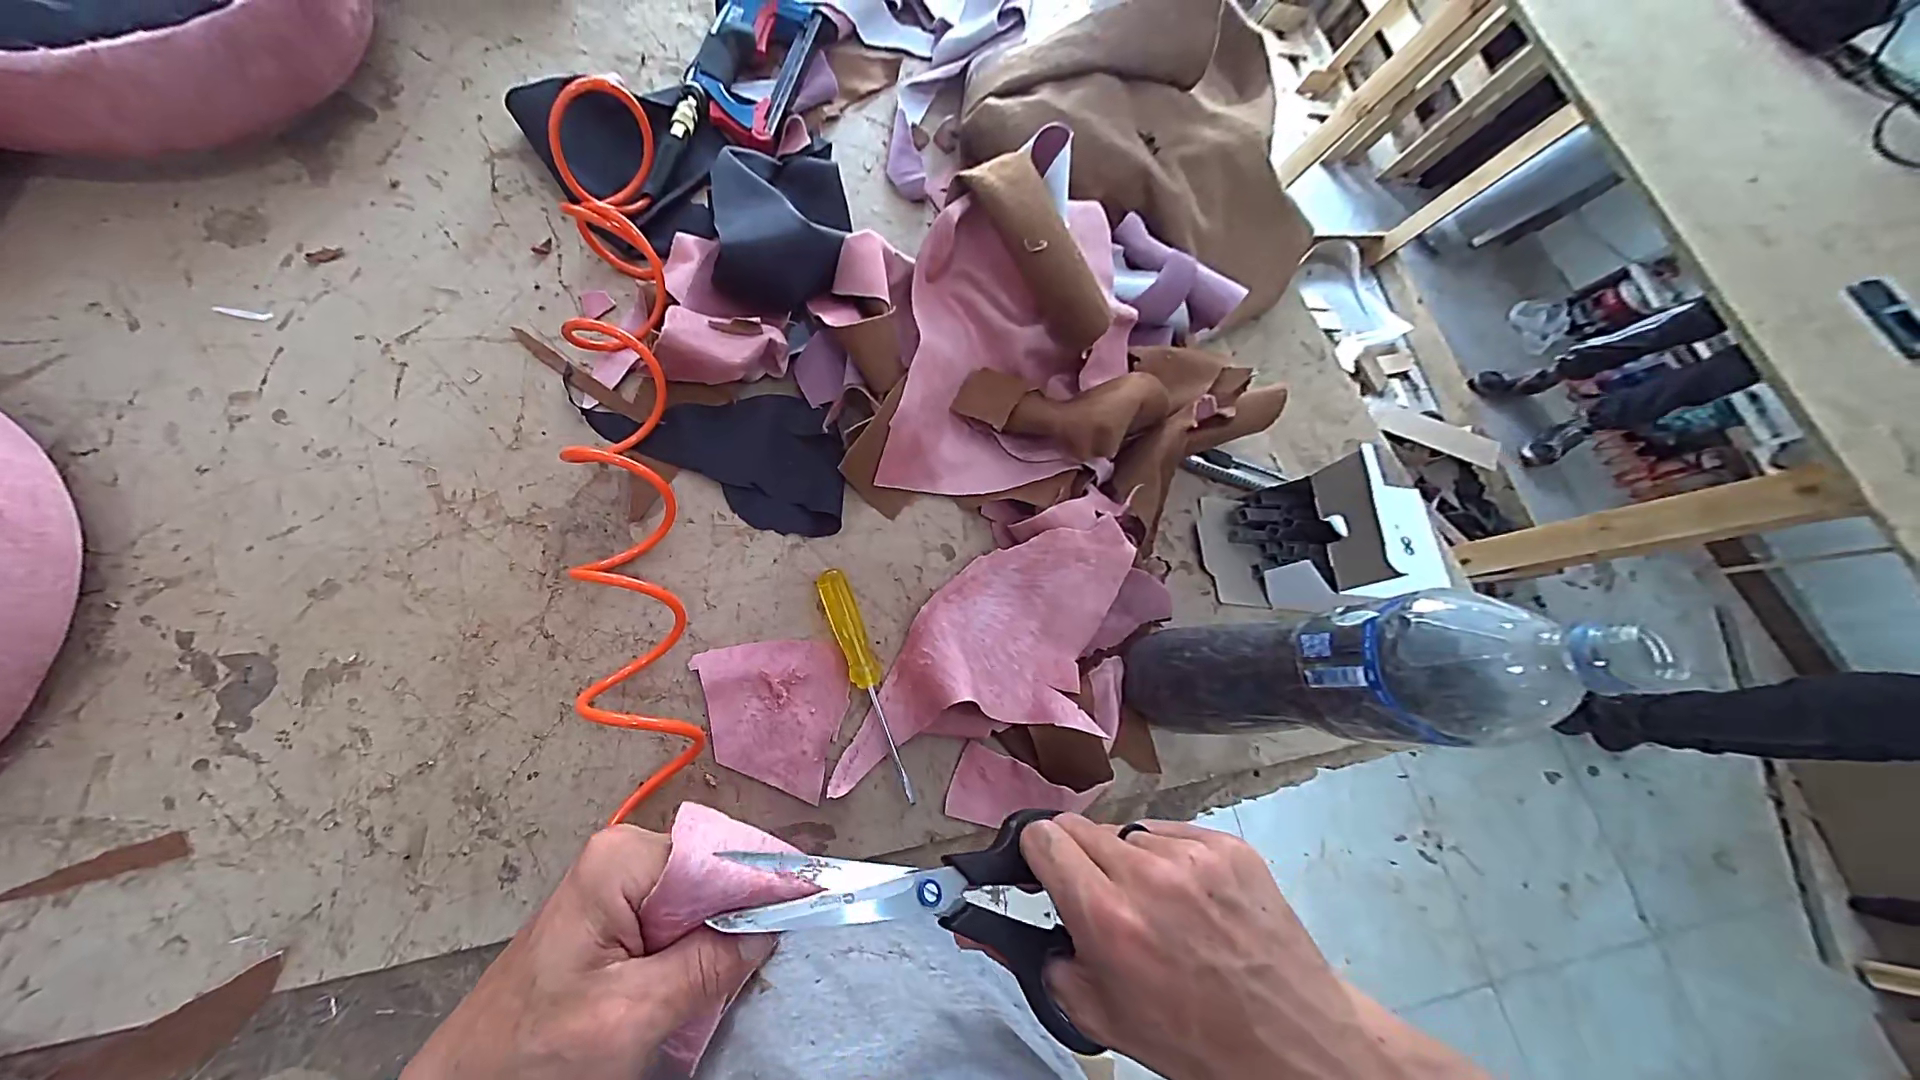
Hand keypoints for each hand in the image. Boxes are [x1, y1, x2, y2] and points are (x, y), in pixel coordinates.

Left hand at [403, 824, 775, 1079]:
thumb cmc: (528, 1057)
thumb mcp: (627, 1017)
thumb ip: (705, 966)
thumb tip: (768, 927)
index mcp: (620, 860)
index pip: (717, 855)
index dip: (761, 884)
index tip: (805, 907)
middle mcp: (623, 857)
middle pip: (713, 871)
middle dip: (739, 913)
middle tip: (762, 954)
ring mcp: (620, 884)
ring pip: (702, 896)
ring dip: (720, 935)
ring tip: (730, 972)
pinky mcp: (620, 913)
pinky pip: (682, 916)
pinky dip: (700, 945)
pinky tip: (700, 975)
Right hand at [1011, 815, 1482, 1079]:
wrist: (1291, 1040)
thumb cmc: (1190, 1036)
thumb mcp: (1099, 1014)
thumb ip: (1038, 960)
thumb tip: (989, 929)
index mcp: (1108, 914)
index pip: (1044, 836)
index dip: (1035, 852)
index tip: (1042, 868)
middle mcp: (1147, 871)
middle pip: (1079, 825)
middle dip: (1074, 853)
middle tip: (1094, 888)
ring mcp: (1192, 852)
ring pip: (1125, 829)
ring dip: (1122, 856)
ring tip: (1151, 898)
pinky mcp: (1227, 844)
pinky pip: (1170, 832)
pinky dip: (1165, 855)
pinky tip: (1186, 893)